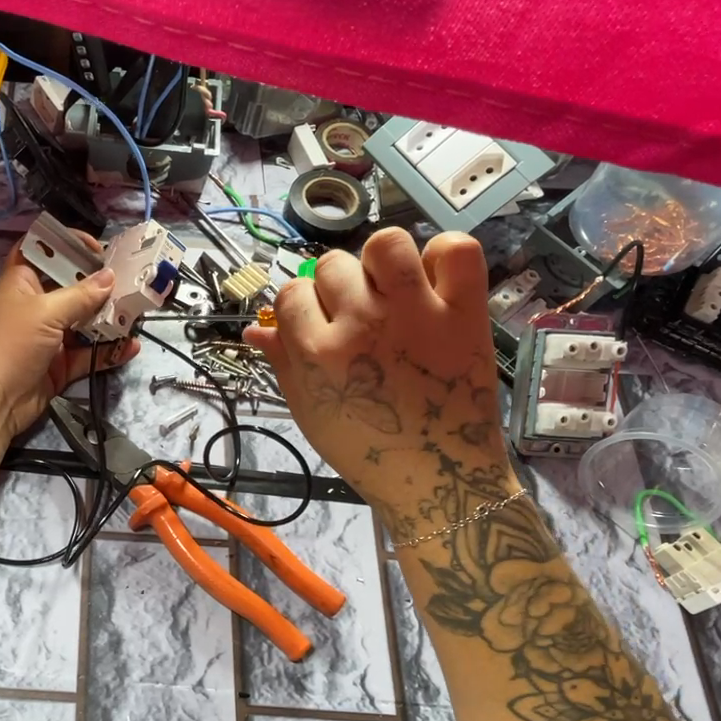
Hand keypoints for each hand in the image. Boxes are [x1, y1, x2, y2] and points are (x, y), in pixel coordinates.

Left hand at [0, 235, 140, 439]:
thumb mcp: (44, 311)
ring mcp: (48, 338)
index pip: (43, 251)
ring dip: (108, 318)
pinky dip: (108, 351)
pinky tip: (131, 346)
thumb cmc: (10, 343)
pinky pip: (87, 354)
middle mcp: (35, 307)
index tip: (98, 248)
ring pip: (83, 322)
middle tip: (132, 279)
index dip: (67, 244)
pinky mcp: (58, 366)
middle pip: (70, 288)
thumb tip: (109, 277)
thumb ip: (81, 295)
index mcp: (22, 282)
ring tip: (137, 311)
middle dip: (99, 284)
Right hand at [245, 228, 516, 524]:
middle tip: (354, 316)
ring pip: (385, 243)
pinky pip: (455, 249)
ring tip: (390, 290)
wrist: (436, 477)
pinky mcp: (464, 310)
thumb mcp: (309, 410)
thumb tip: (256, 328)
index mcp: (317, 351)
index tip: (315, 326)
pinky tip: (434, 282)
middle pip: (332, 265)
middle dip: (335, 287)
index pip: (290, 293)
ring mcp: (415, 312)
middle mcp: (360, 323)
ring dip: (381, 261)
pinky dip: (443, 256)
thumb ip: (282, 362)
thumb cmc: (364, 449)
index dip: (299, 308)